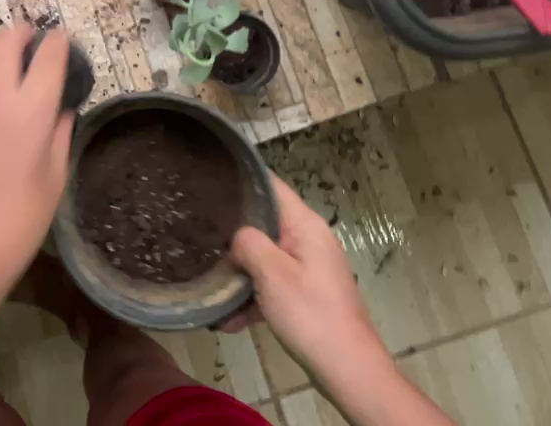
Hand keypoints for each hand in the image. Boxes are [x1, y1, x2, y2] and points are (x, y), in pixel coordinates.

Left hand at [0, 25, 74, 291]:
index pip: (48, 55)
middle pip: (6, 40)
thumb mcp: (55, 179)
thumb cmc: (17, 222)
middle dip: (23, 34)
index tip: (61, 40)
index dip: (58, 42)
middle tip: (33, 46)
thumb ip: (59, 134)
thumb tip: (60, 110)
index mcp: (31, 110)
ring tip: (6, 67)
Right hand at [227, 175, 387, 375]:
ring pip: (266, 256)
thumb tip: (236, 239)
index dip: (242, 178)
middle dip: (234, 232)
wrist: (349, 372)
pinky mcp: (307, 294)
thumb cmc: (310, 314)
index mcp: (305, 225)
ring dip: (241, 272)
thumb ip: (248, 243)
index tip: (210, 179)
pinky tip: (228, 319)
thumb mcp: (271, 273)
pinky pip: (274, 284)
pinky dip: (254, 297)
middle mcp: (309, 239)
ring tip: (210, 283)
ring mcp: (309, 268)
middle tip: (201, 233)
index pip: (271, 185)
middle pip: (264, 222)